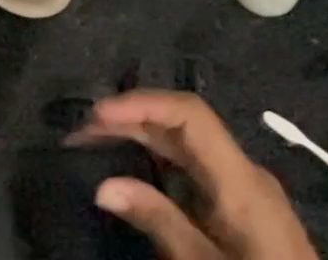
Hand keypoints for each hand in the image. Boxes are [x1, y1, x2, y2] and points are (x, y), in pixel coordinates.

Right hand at [74, 91, 316, 259]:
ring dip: (141, 138)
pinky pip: (196, 168)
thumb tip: (103, 185)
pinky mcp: (244, 210)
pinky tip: (132, 170)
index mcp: (241, 181)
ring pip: (188, 146)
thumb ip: (159, 223)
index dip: (141, 104)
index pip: (190, 115)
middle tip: (80, 133)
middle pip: (184, 126)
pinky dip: (159, 161)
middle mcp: (245, 173)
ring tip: (95, 145)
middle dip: (131, 120)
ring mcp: (247, 191)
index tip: (97, 115)